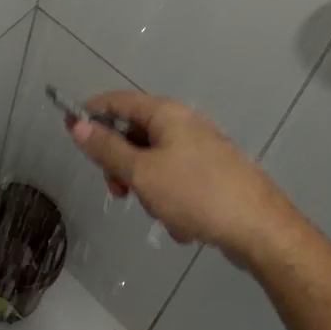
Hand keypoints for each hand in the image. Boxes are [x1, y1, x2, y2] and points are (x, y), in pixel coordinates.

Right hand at [68, 92, 298, 260]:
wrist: (260, 228)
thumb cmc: (195, 193)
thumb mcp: (142, 173)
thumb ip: (108, 149)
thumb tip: (78, 125)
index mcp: (165, 112)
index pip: (117, 101)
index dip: (91, 114)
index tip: (70, 132)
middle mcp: (183, 122)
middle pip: (135, 134)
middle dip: (123, 165)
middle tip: (120, 192)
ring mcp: (201, 148)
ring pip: (155, 162)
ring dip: (149, 190)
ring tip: (161, 214)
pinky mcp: (213, 174)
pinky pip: (177, 182)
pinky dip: (172, 201)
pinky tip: (183, 225)